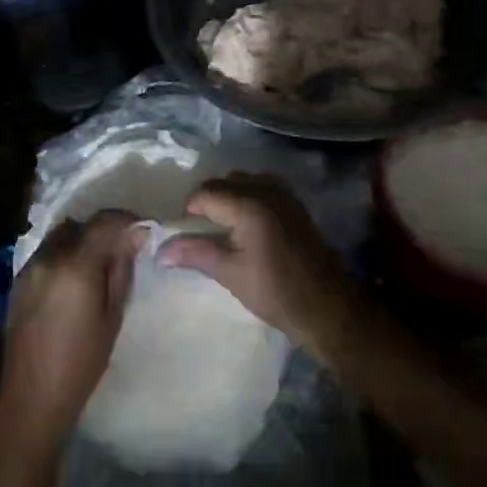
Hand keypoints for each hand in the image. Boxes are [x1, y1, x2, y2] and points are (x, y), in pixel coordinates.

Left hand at [0, 210, 142, 440]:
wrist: (31, 398)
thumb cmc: (82, 361)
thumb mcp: (113, 314)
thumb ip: (122, 268)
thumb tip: (135, 235)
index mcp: (76, 265)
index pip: (105, 221)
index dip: (126, 220)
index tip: (143, 230)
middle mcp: (49, 257)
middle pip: (81, 224)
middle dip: (103, 230)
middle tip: (121, 249)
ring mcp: (29, 267)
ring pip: (61, 236)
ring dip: (82, 240)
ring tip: (97, 264)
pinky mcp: (18, 280)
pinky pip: (47, 252)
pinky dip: (64, 254)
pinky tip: (73, 280)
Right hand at [157, 173, 364, 356]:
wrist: (326, 305)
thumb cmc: (276, 292)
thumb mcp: (231, 274)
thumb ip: (195, 254)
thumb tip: (160, 251)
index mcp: (249, 206)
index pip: (206, 193)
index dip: (189, 209)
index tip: (184, 231)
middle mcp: (267, 190)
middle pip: (224, 182)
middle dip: (207, 200)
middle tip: (199, 229)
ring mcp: (284, 194)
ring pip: (243, 180)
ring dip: (228, 195)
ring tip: (221, 226)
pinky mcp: (294, 202)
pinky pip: (262, 185)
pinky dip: (247, 195)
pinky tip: (245, 223)